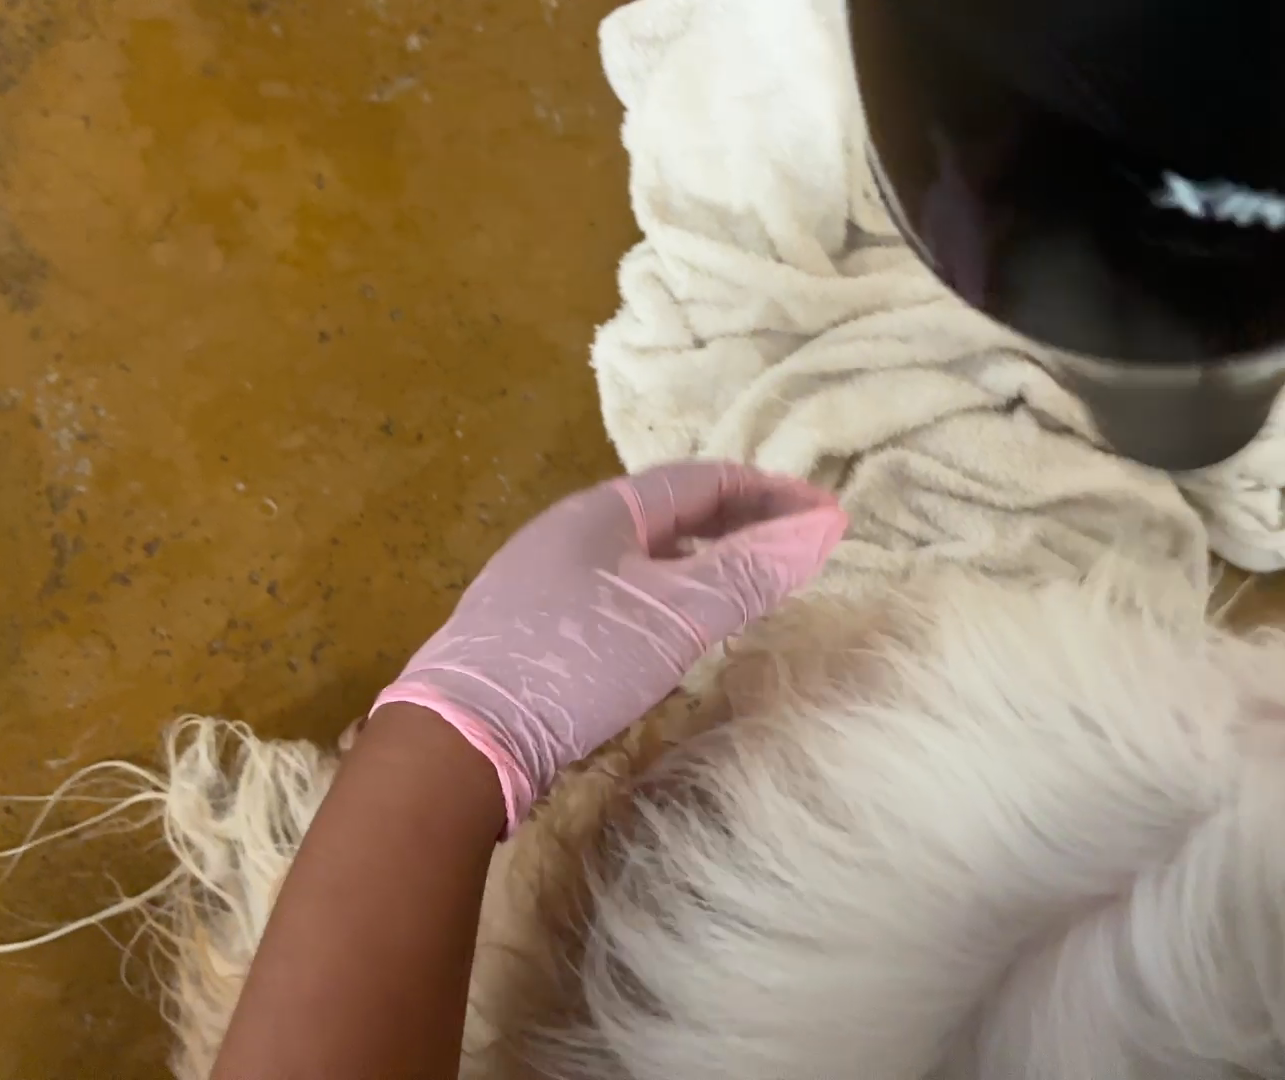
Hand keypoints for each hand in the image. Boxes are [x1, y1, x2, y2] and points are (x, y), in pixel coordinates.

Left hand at [368, 461, 846, 833]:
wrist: (460, 740)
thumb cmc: (576, 660)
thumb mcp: (674, 615)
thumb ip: (749, 572)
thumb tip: (823, 530)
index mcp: (607, 510)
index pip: (706, 480)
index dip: (771, 492)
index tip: (824, 513)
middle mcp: (575, 529)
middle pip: (676, 510)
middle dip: (741, 522)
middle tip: (793, 544)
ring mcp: (549, 574)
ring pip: (647, 551)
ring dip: (705, 556)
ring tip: (747, 576)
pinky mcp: (538, 620)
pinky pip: (623, 586)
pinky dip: (669, 591)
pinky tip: (678, 621)